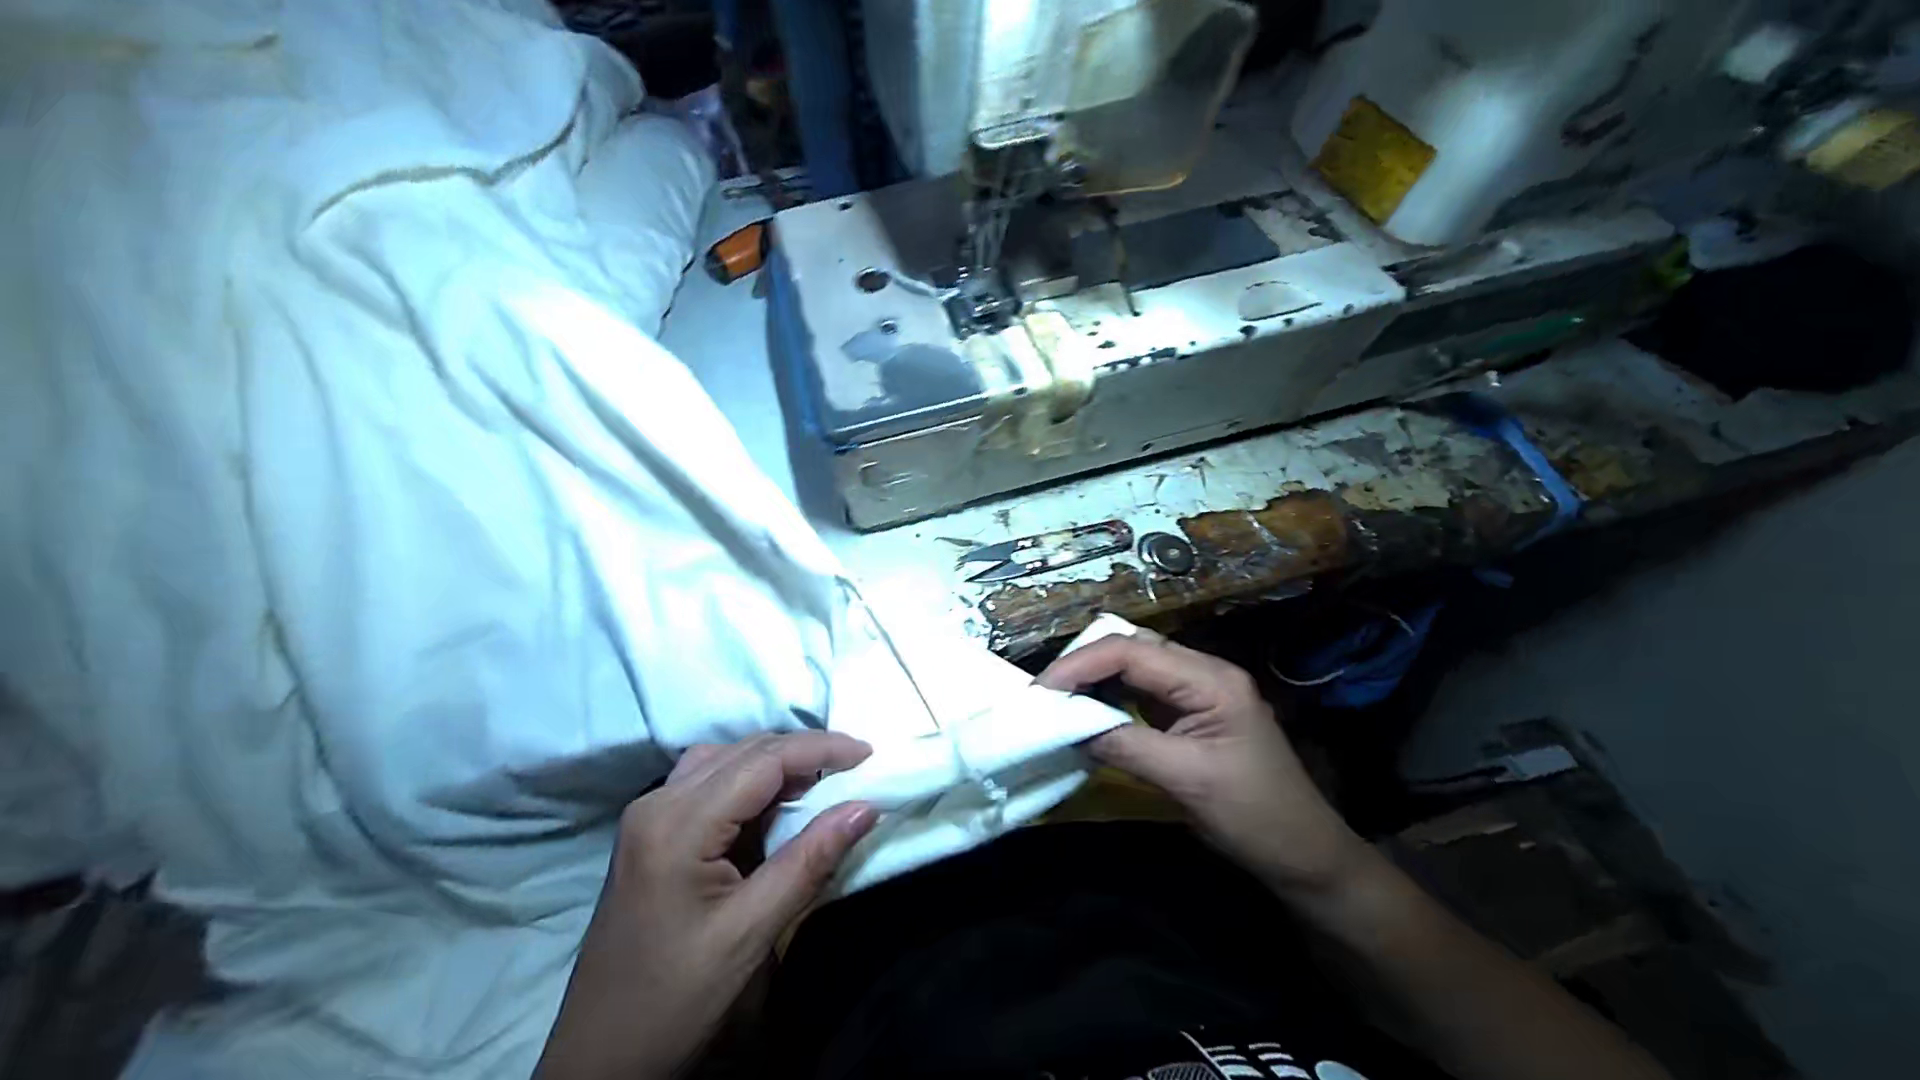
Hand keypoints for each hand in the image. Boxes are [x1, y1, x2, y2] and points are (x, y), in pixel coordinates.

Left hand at [535, 733, 877, 1079]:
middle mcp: (658, 802)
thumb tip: (866, 807)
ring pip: (726, 759)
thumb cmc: (675, 998)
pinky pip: (709, 782)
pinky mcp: (651, 832)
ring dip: (776, 763)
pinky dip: (751, 782)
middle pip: (743, 751)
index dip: (820, 749)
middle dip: (803, 752)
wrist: (599, 1056)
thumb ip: (810, 861)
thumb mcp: (750, 932)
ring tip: (821, 783)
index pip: (762, 760)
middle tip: (854, 770)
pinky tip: (775, 805)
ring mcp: (649, 815)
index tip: (869, 755)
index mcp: (677, 823)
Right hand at [1039, 633, 1369, 894]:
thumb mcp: (1186, 780)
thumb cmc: (1254, 816)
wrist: (1303, 853)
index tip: (1042, 690)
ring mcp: (1198, 690)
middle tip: (1046, 693)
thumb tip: (1070, 726)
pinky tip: (1088, 709)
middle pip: (1133, 646)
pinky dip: (1109, 695)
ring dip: (1094, 677)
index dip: (1081, 664)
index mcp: (1211, 679)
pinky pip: (1141, 689)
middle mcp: (1204, 672)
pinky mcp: (1190, 710)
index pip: (1133, 652)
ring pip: (1134, 664)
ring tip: (1058, 699)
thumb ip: (1124, 744)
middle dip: (1084, 663)